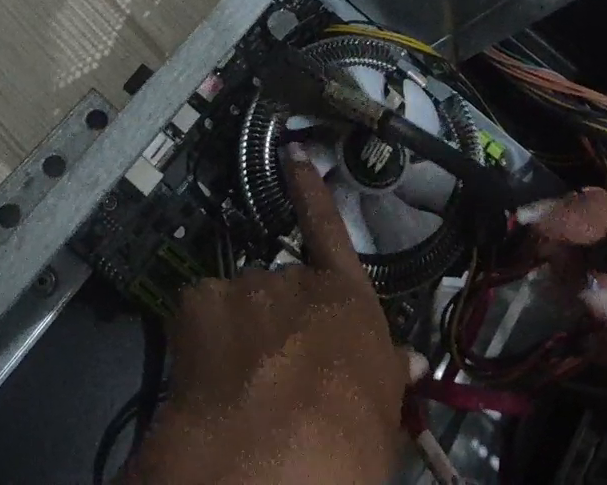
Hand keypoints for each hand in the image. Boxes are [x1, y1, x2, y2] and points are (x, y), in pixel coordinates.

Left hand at [124, 143, 414, 484]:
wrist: (271, 458)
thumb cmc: (346, 437)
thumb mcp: (384, 408)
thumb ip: (387, 370)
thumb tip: (408, 358)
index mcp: (345, 299)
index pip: (328, 229)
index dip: (310, 190)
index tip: (292, 152)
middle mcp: (292, 279)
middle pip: (278, 288)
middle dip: (274, 319)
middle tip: (272, 370)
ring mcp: (243, 285)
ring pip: (238, 303)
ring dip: (238, 331)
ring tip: (238, 381)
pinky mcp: (198, 303)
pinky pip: (199, 315)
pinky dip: (201, 338)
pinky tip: (205, 374)